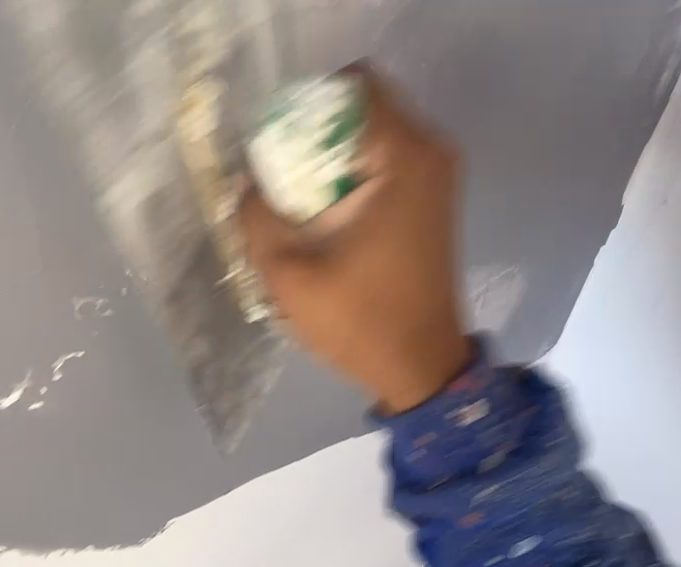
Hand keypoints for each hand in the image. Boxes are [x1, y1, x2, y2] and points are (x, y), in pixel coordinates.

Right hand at [239, 66, 471, 413]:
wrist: (420, 366)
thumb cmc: (360, 321)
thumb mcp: (289, 273)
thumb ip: (257, 218)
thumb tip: (245, 186)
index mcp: (403, 156)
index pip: (351, 85)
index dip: (305, 110)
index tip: (278, 153)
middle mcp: (430, 153)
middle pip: (358, 111)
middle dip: (312, 141)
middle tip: (280, 186)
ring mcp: (435, 178)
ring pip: (369, 141)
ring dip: (328, 166)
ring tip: (299, 211)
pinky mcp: (430, 203)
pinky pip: (383, 167)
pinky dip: (350, 183)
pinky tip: (326, 225)